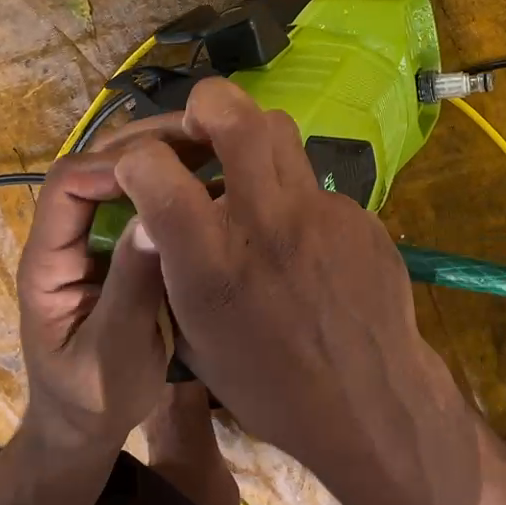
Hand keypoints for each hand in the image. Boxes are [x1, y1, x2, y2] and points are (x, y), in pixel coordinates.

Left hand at [16, 113, 190, 449]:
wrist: (88, 426)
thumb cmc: (93, 397)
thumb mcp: (114, 353)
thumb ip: (131, 287)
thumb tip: (157, 217)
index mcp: (50, 259)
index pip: (67, 183)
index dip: (114, 165)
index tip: (170, 169)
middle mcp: (71, 235)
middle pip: (97, 163)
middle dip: (147, 144)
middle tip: (206, 139)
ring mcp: (99, 236)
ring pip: (124, 171)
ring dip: (167, 153)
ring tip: (217, 149)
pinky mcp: (127, 243)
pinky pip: (147, 195)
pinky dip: (179, 177)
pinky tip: (217, 178)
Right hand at [111, 79, 492, 504]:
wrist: (370, 400)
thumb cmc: (270, 385)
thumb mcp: (198, 338)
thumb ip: (175, 268)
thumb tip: (161, 217)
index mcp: (212, 260)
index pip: (155, 170)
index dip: (136, 157)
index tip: (139, 166)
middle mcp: (266, 219)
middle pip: (235, 117)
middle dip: (205, 104)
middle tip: (197, 122)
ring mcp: (320, 208)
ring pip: (282, 132)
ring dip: (253, 136)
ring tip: (246, 167)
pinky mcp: (358, 211)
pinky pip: (315, 183)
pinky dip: (295, 197)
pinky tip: (302, 237)